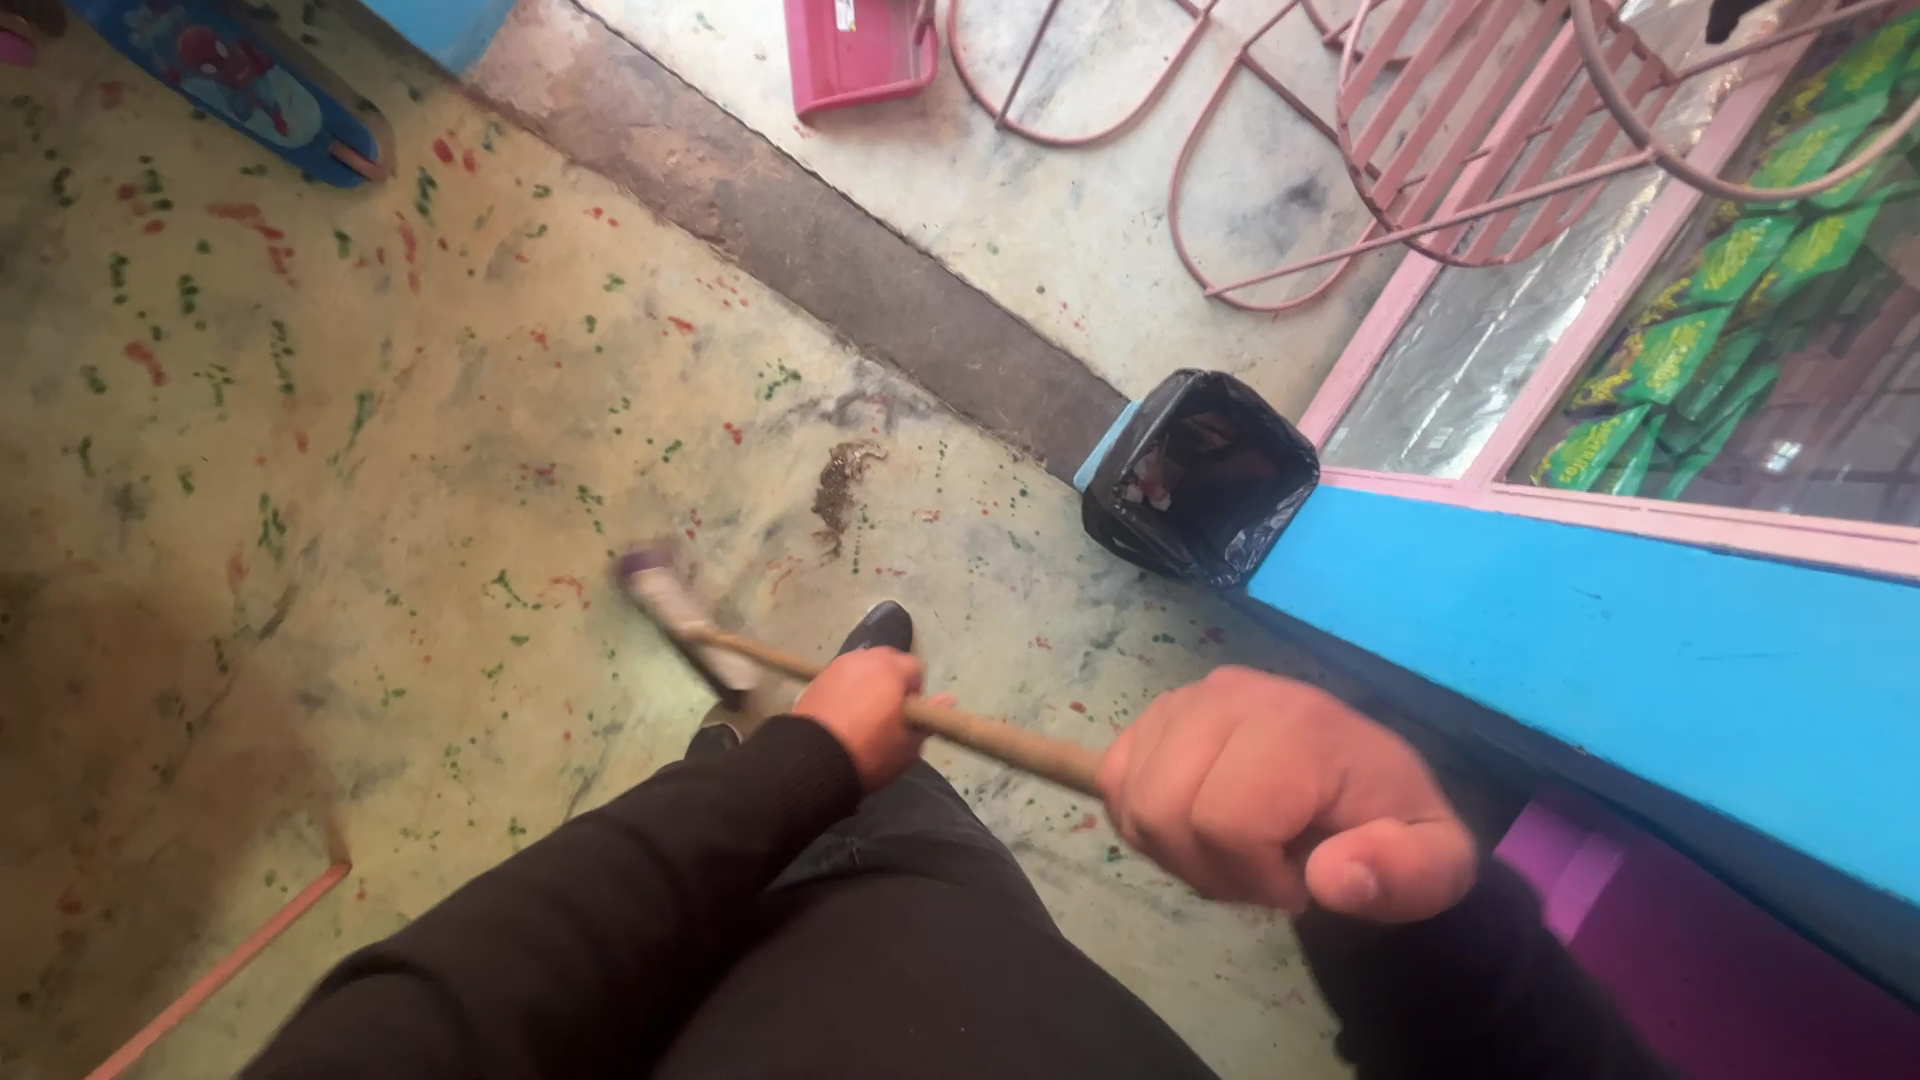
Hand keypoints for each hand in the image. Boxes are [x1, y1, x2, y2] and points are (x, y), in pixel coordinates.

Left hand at [794, 648, 927, 791]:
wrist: (812, 760)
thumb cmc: (869, 751)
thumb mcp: (907, 746)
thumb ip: (928, 719)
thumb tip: (948, 699)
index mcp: (892, 669)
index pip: (916, 669)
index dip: (916, 692)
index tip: (908, 717)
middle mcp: (866, 658)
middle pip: (889, 661)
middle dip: (893, 681)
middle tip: (888, 713)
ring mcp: (838, 665)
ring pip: (863, 667)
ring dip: (869, 682)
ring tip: (863, 713)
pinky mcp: (817, 677)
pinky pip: (842, 677)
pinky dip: (847, 689)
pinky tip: (843, 714)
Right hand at [1100, 666, 1474, 922]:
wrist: (1349, 766)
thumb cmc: (1383, 813)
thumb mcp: (1434, 855)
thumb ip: (1406, 875)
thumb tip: (1330, 880)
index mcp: (1294, 725)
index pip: (1226, 820)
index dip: (1253, 877)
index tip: (1295, 884)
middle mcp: (1224, 695)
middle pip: (1164, 808)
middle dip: (1206, 868)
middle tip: (1253, 873)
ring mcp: (1180, 699)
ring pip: (1131, 796)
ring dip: (1172, 847)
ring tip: (1225, 848)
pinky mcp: (1151, 714)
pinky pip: (1114, 778)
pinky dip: (1141, 819)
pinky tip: (1189, 824)